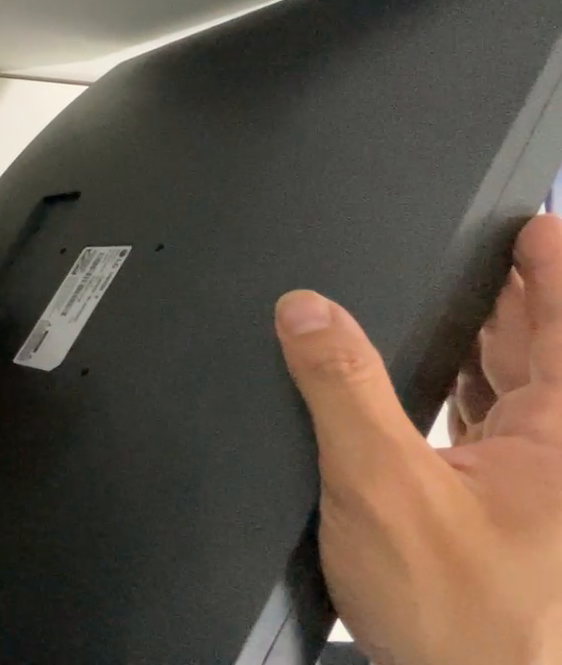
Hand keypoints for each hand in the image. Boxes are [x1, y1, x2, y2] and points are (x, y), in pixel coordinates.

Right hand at [274, 213, 561, 664]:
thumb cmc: (463, 614)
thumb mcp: (384, 483)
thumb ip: (343, 387)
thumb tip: (307, 309)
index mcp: (561, 445)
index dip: (555, 277)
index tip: (544, 229)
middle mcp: (560, 461)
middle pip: (548, 358)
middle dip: (524, 301)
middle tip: (494, 251)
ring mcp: (539, 489)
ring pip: (521, 393)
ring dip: (495, 343)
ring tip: (462, 300)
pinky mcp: (505, 509)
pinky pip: (492, 426)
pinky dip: (467, 388)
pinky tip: (436, 379)